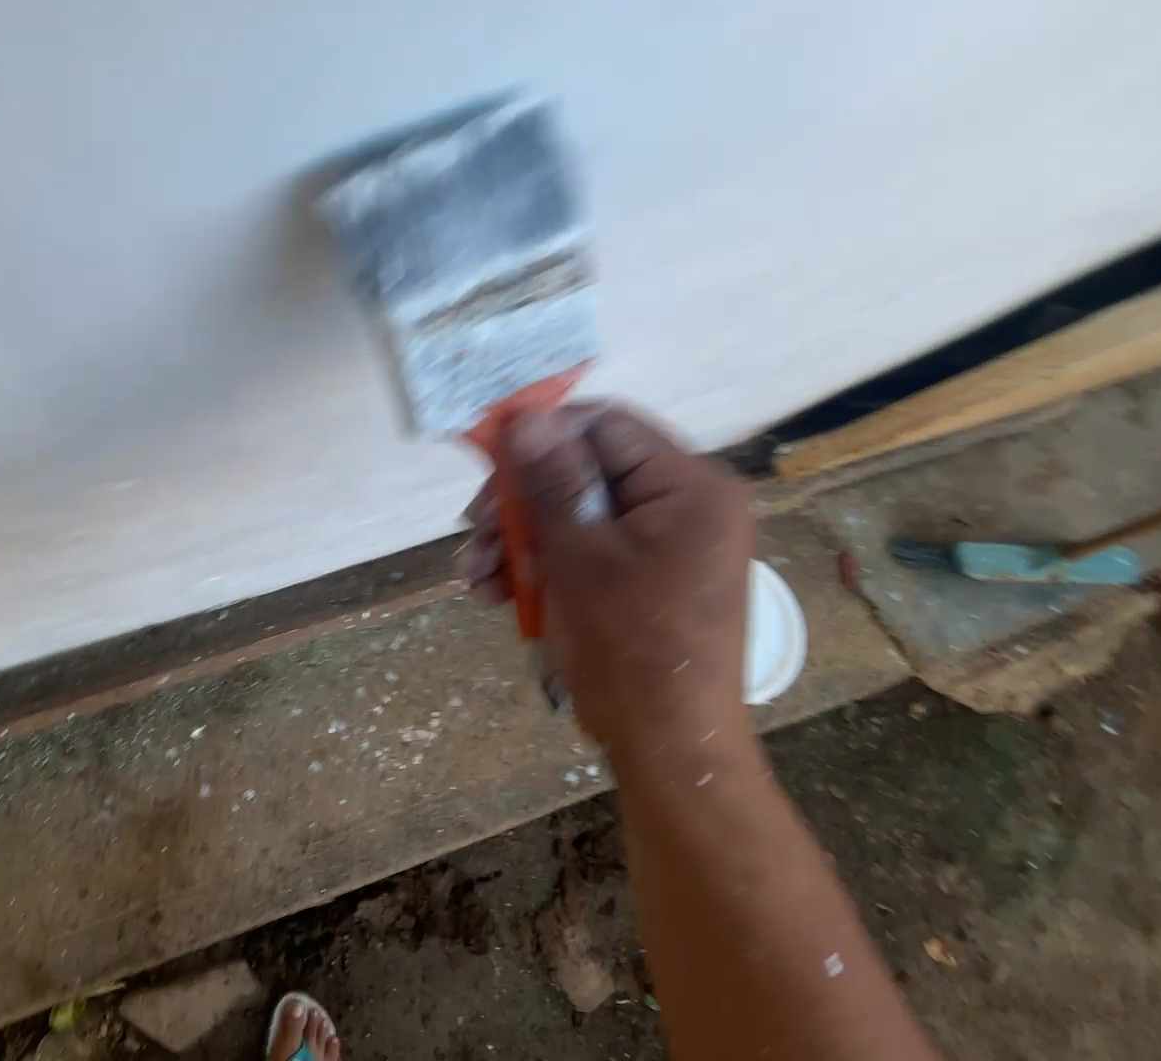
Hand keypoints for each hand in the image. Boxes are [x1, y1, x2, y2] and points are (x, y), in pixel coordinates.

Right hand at [456, 403, 754, 762]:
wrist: (665, 744)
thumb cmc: (628, 646)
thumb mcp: (580, 556)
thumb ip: (553, 481)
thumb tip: (527, 416)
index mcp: (688, 487)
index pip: (605, 426)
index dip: (540, 435)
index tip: (485, 460)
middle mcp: (681, 505)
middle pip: (581, 471)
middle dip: (517, 502)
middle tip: (472, 530)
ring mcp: (660, 544)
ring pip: (571, 515)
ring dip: (515, 541)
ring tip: (473, 576)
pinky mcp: (639, 577)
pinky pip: (581, 552)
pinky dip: (538, 568)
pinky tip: (495, 593)